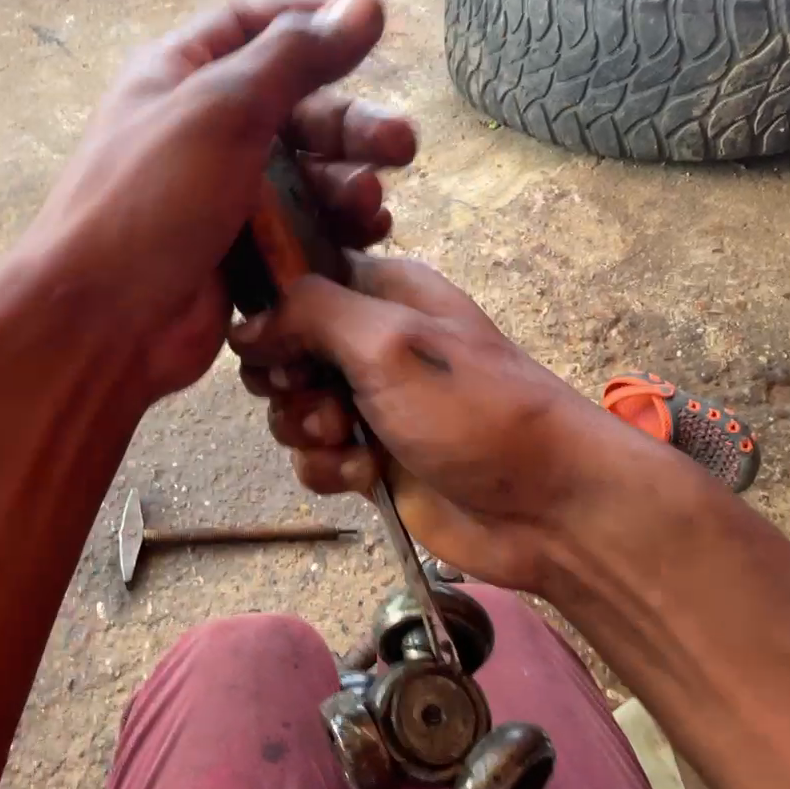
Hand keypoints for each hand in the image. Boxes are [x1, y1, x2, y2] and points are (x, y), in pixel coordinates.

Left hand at [21, 0, 417, 404]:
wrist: (104, 322)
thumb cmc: (152, 201)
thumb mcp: (221, 110)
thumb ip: (296, 56)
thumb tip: (367, 3)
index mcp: (182, 76)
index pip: (255, 28)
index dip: (313, 24)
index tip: (371, 31)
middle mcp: (205, 133)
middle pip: (297, 111)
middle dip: (353, 126)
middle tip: (403, 145)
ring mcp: (224, 200)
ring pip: (307, 178)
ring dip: (348, 186)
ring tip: (372, 208)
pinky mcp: (243, 256)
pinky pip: (301, 233)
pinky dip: (335, 233)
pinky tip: (365, 239)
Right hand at [230, 256, 675, 592]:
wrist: (544, 505)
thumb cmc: (473, 408)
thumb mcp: (389, 342)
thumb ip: (309, 315)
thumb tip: (245, 325)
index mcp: (381, 293)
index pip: (295, 283)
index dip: (274, 316)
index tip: (281, 349)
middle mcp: (370, 343)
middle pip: (282, 353)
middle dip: (290, 385)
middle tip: (327, 402)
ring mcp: (369, 403)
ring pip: (291, 410)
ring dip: (310, 432)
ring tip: (353, 443)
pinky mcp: (367, 457)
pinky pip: (313, 458)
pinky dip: (331, 470)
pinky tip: (366, 476)